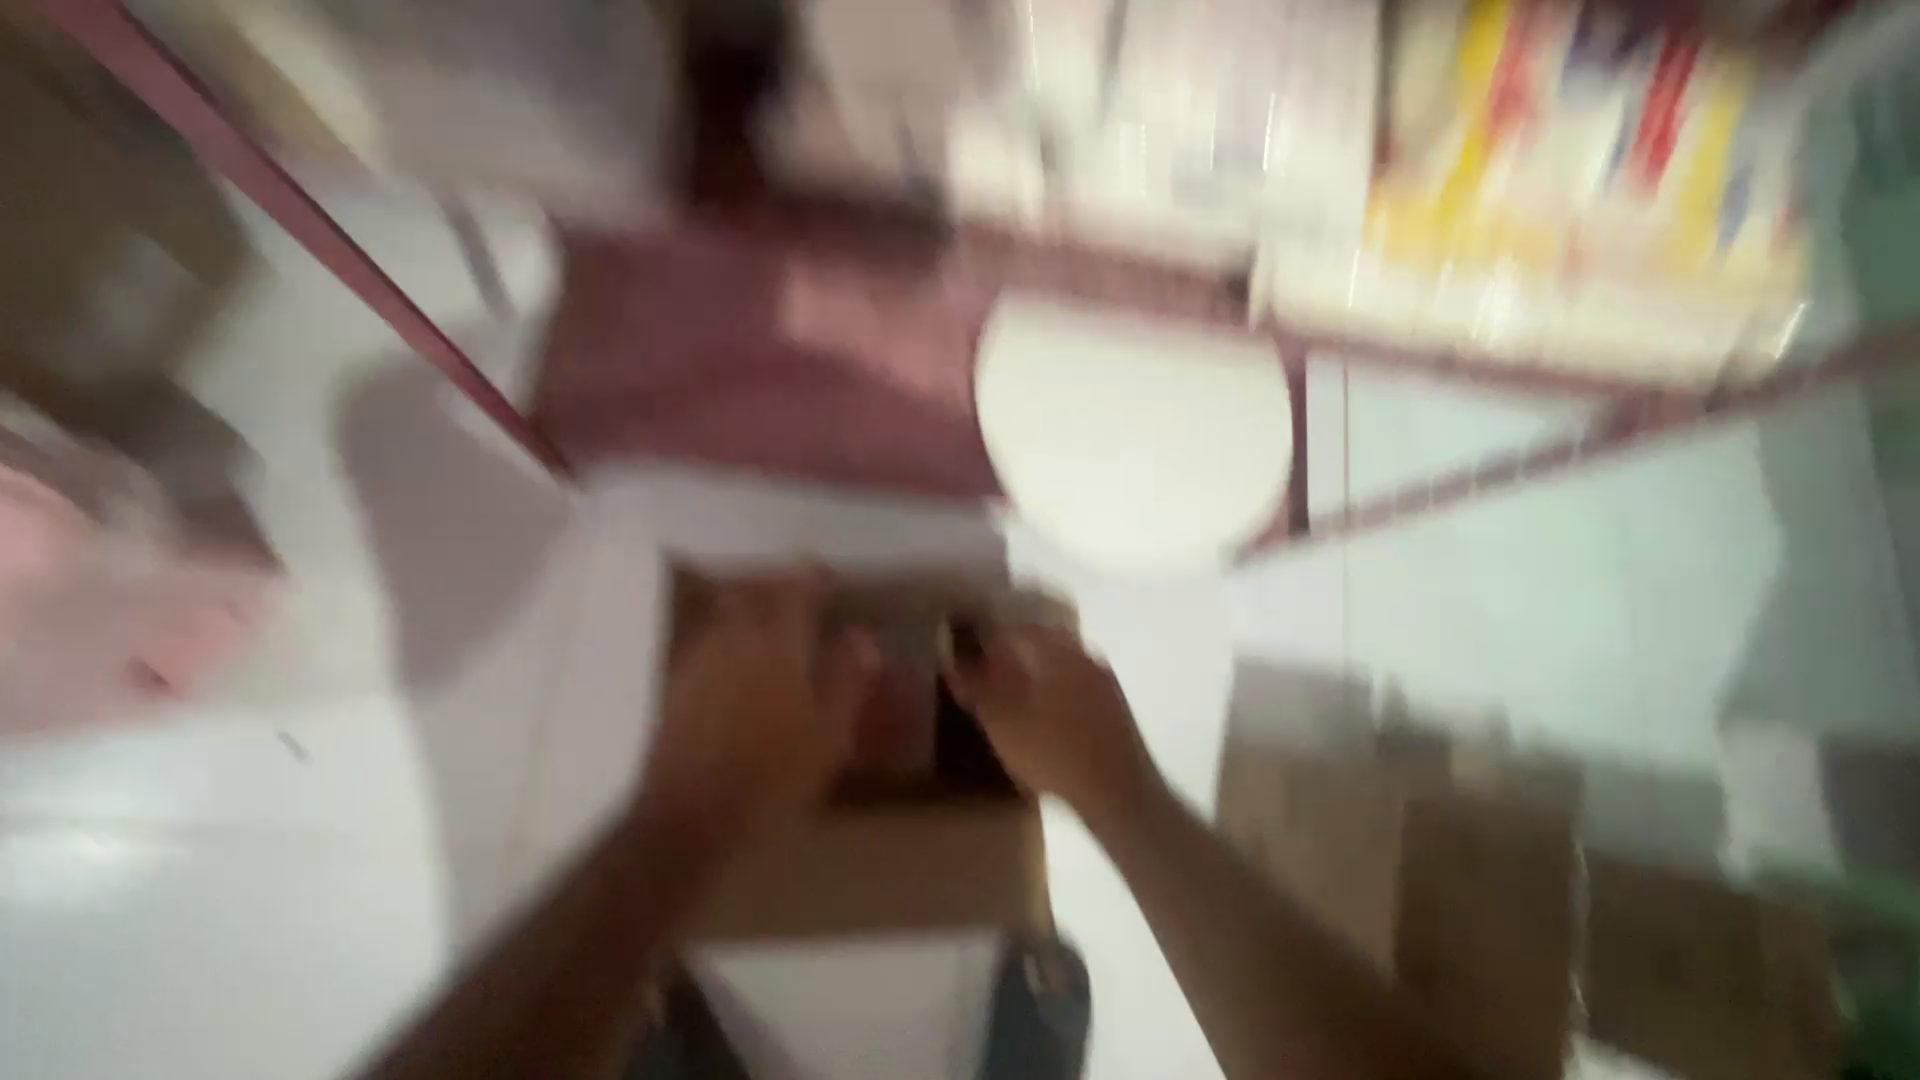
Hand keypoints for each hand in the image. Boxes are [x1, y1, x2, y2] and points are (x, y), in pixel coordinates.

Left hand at [643, 572, 879, 847]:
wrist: (690, 817)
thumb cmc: (773, 775)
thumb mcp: (828, 734)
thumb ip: (847, 679)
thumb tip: (862, 636)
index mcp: (777, 645)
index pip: (795, 590)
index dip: (812, 576)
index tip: (827, 575)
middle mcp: (734, 640)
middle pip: (751, 592)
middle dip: (775, 585)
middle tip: (796, 594)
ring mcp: (698, 660)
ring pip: (724, 615)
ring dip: (747, 608)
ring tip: (768, 624)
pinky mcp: (675, 685)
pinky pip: (705, 643)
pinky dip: (725, 639)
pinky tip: (735, 664)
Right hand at [942, 623, 1161, 823]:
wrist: (1118, 793)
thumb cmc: (1053, 752)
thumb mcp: (1001, 722)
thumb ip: (975, 686)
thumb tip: (952, 659)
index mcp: (1055, 649)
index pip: (1012, 627)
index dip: (984, 636)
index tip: (964, 649)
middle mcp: (1082, 653)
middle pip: (1038, 641)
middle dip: (1009, 653)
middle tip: (985, 670)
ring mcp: (1103, 678)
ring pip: (1059, 661)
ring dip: (1033, 671)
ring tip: (1009, 694)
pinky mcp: (1114, 705)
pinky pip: (1075, 683)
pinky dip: (1053, 689)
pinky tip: (1042, 714)